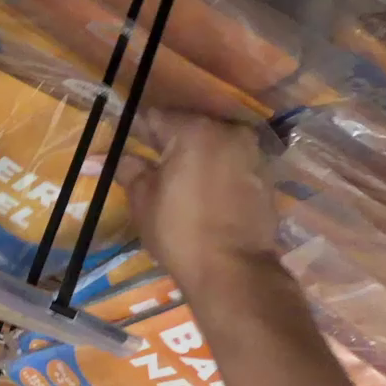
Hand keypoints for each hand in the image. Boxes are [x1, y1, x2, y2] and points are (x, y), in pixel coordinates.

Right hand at [116, 111, 280, 301]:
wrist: (232, 268)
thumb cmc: (178, 231)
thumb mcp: (142, 200)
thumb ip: (130, 170)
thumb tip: (120, 158)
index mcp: (195, 131)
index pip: (157, 117)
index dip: (136, 129)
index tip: (123, 142)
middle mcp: (229, 132)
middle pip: (189, 127)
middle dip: (167, 141)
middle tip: (146, 161)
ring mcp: (253, 152)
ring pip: (213, 144)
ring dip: (193, 155)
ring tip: (174, 177)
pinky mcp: (266, 175)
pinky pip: (231, 162)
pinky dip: (214, 169)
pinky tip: (200, 191)